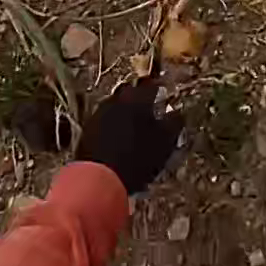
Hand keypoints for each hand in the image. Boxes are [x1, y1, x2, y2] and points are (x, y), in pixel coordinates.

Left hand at [74, 75, 180, 193]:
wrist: (100, 179)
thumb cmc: (138, 157)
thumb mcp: (165, 141)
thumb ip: (174, 122)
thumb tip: (177, 113)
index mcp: (138, 97)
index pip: (152, 86)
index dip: (161, 91)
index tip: (165, 98)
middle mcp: (117, 99)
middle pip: (132, 92)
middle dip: (141, 99)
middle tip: (150, 111)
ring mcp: (100, 112)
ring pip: (117, 105)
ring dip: (126, 111)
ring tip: (134, 126)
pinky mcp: (88, 128)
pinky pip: (106, 119)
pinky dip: (114, 123)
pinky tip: (119, 137)